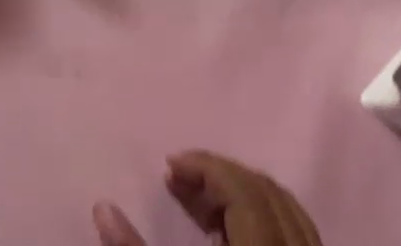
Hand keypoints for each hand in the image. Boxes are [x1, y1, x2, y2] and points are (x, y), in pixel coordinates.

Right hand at [92, 151, 321, 245]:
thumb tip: (102, 207)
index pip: (244, 190)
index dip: (206, 167)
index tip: (169, 167)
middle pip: (267, 192)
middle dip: (220, 175)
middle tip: (177, 180)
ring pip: (288, 211)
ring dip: (241, 195)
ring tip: (198, 204)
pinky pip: (298, 234)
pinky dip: (262, 218)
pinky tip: (226, 233)